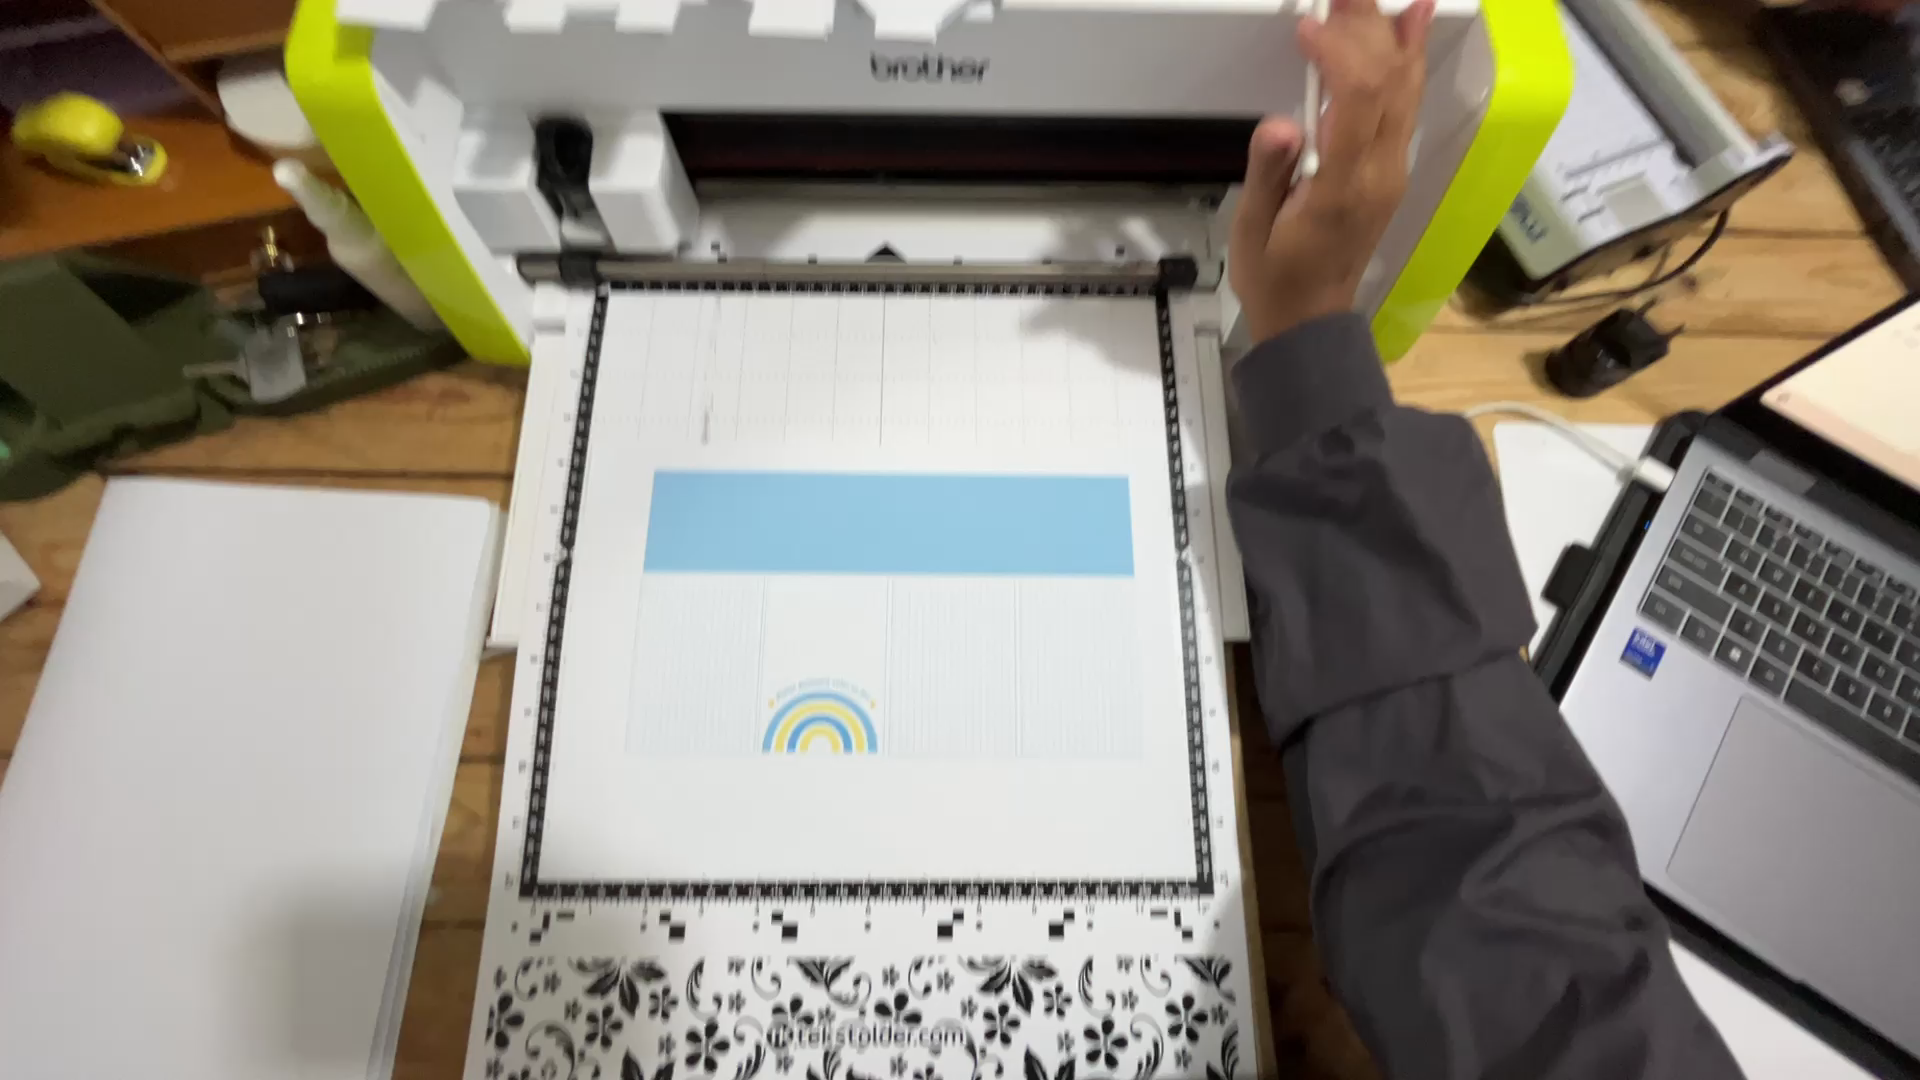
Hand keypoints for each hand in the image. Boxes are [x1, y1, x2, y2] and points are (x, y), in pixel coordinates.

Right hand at [1229, 0, 1435, 343]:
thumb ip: (1267, 175)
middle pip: (1389, 79)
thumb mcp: (1252, 234)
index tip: (1307, 27)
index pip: (1356, 96)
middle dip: (1366, 24)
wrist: (1309, 321)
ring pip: (1405, 87)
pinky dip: (1407, 59)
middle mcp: (1380, 172)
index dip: (1338, 50)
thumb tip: (1279, 121)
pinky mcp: (1391, 173)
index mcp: (1341, 188)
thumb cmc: (1273, 281)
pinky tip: (1408, 24)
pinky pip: (1405, 106)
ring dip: (1391, 33)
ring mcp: (1392, 172)